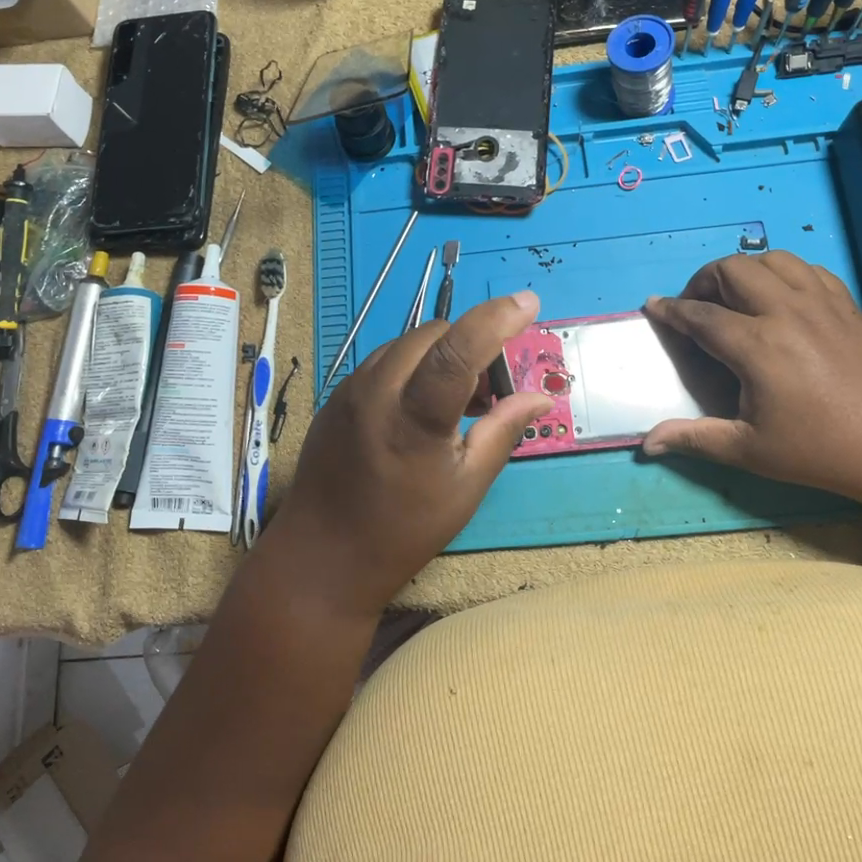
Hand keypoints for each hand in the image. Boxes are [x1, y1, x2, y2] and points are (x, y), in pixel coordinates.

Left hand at [266, 291, 552, 617]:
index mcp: (413, 418)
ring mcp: (350, 390)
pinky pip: (382, 361)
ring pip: (406, 343)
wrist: (322, 558)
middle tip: (491, 388)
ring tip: (457, 401)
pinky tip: (420, 407)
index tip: (529, 303)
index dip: (496, 319)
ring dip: (440, 354)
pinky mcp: (336, 397)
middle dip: (471, 344)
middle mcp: (376, 390)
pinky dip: (412, 367)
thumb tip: (539, 396)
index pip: (458, 348)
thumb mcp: (466, 488)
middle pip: (433, 335)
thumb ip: (502, 431)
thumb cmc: (403, 531)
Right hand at [641, 251, 861, 501]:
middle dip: (704, 280)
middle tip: (696, 306)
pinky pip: (810, 270)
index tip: (653, 307)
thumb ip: (696, 438)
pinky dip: (785, 273)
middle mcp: (787, 312)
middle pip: (734, 270)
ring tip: (736, 296)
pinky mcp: (850, 307)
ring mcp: (823, 305)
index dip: (671, 310)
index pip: (701, 316)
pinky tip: (782, 297)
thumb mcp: (751, 451)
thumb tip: (647, 442)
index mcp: (757, 346)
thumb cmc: (824, 451)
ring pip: (774, 260)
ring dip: (746, 270)